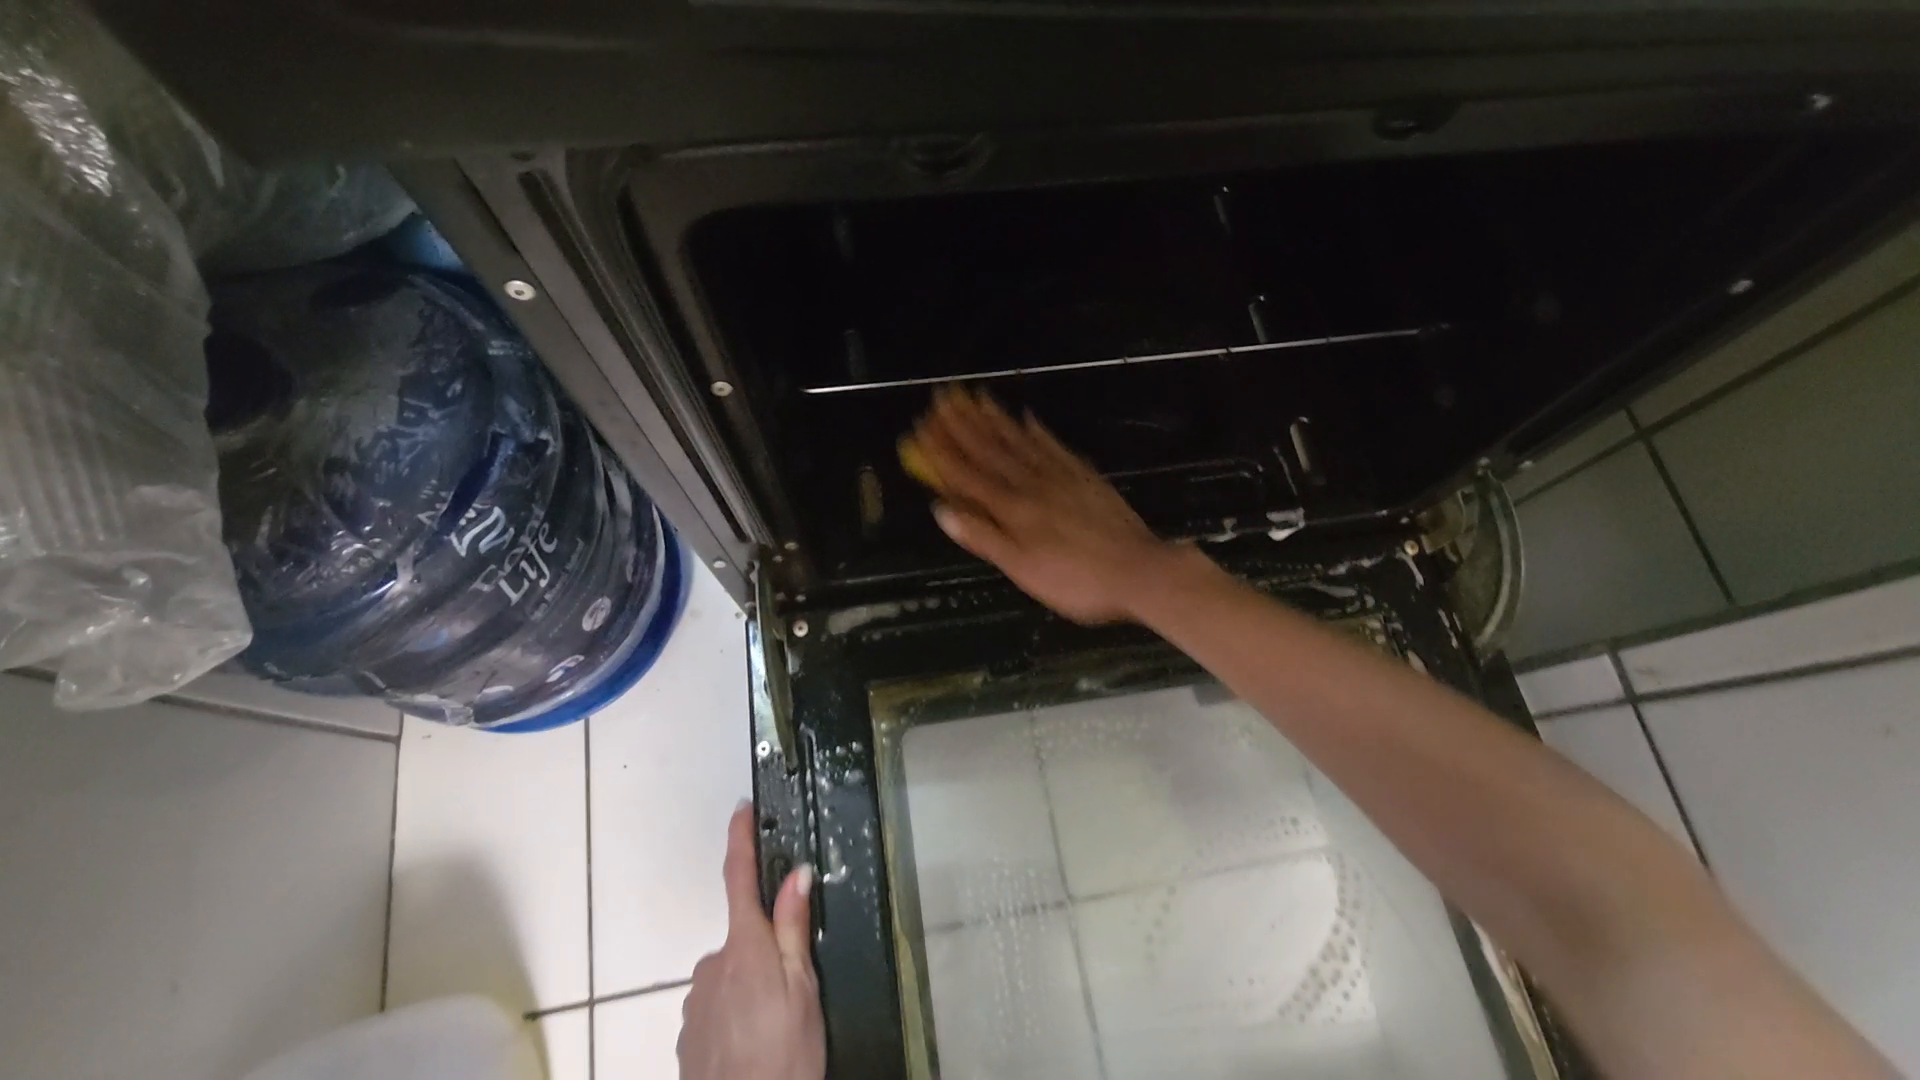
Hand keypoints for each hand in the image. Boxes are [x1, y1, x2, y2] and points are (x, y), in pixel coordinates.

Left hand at [678, 806, 825, 1079]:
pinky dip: (735, 1014)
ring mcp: (695, 999)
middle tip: (794, 992)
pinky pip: (716, 1005)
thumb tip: (797, 873)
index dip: (740, 838)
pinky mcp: (687, 1031)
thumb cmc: (785, 1055)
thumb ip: (794, 929)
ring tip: (776, 1029)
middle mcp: (713, 963)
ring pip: (731, 974)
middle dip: (766, 950)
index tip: (742, 807)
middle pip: (744, 937)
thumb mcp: (804, 990)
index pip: (739, 878)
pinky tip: (752, 1044)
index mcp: (746, 946)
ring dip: (751, 987)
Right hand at [903, 386, 1187, 624]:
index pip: (968, 476)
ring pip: (1020, 441)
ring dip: (994, 419)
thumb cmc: (1076, 580)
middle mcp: (1032, 484)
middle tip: (941, 398)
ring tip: (974, 397)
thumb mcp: (1022, 568)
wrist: (1138, 571)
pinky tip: (1027, 417)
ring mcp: (1061, 476)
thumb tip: (943, 510)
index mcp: (1012, 509)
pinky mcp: (1085, 477)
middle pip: (991, 450)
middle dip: (962, 425)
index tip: (920, 430)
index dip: (942, 453)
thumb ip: (983, 537)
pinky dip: (1036, 430)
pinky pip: (1054, 446)